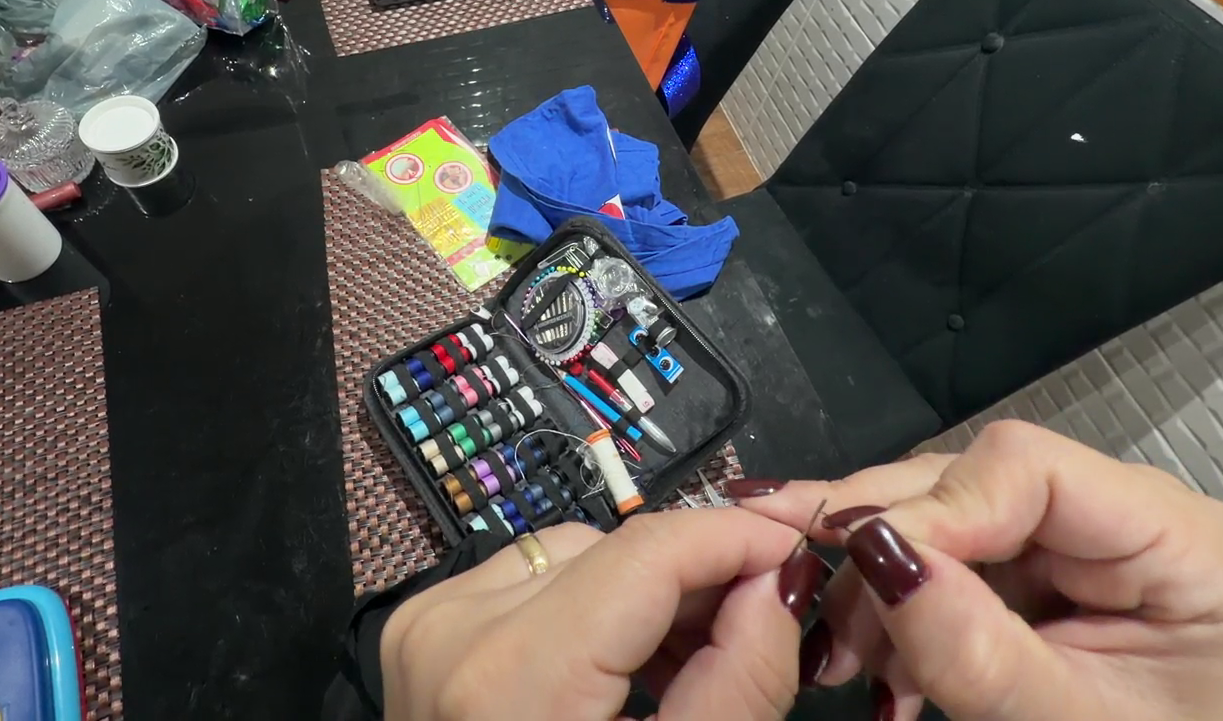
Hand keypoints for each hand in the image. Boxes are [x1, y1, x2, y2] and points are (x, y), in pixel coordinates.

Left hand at [379, 508, 826, 719]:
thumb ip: (734, 684)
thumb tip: (776, 580)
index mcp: (508, 674)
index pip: (641, 554)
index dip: (729, 539)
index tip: (794, 549)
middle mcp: (455, 620)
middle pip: (608, 551)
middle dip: (694, 576)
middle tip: (759, 621)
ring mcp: (432, 616)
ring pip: (574, 555)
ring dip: (642, 593)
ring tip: (692, 658)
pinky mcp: (428, 620)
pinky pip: (535, 577)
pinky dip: (592, 604)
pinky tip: (627, 660)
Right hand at [730, 421, 1222, 720]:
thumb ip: (977, 650)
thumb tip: (870, 547)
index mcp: (1186, 545)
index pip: (1026, 466)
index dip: (932, 505)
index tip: (855, 559)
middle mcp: (1127, 513)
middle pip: (967, 481)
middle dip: (880, 544)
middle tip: (795, 587)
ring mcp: (1078, 532)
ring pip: (938, 511)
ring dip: (875, 580)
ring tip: (835, 653)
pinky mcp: (1040, 557)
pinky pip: (945, 550)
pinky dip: (896, 599)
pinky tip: (869, 654)